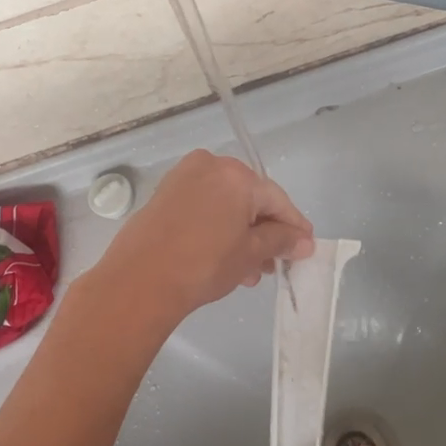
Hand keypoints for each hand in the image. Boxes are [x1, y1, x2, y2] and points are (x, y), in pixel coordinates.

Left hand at [90, 150, 314, 322]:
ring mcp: (184, 178)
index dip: (294, 225)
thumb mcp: (250, 254)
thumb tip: (304, 241)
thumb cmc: (203, 264)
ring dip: (241, 234)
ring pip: (225, 205)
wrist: (140, 280)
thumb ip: (281, 241)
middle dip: (264, 232)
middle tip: (273, 265)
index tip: (306, 246)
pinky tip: (225, 258)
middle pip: (250, 199)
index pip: (276, 199)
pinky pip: (204, 206)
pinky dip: (218, 227)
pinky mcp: (165, 194)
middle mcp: (210, 166)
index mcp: (236, 175)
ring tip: (248, 272)